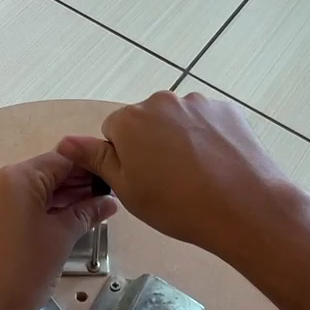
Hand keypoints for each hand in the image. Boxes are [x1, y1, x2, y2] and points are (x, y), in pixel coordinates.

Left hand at [0, 151, 117, 309]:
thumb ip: (86, 212)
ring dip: (63, 197)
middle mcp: (1, 180)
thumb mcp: (61, 237)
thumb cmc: (24, 270)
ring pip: (35, 188)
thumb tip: (109, 201)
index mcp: (18, 177)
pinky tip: (70, 217)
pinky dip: (46, 208)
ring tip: (95, 209)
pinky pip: (23, 203)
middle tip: (109, 197)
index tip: (113, 179)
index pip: (62, 159)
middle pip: (47, 172)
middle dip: (77, 183)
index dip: (89, 168)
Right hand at [57, 91, 299, 258]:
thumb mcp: (127, 189)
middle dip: (151, 143)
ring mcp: (197, 102)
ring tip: (197, 176)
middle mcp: (160, 102)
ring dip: (180, 139)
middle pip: (146, 121)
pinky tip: (217, 165)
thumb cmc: (179, 206)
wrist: (245, 208)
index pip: (113, 132)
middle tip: (168, 181)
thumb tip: (65, 141)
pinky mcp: (226, 109)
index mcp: (129, 121)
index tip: (142, 179)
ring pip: (177, 120)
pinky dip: (208, 137)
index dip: (124, 158)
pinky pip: (207, 120)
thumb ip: (95, 159)